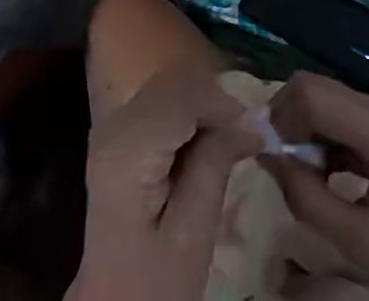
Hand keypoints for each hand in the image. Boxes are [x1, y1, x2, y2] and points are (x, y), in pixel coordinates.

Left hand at [67, 73, 262, 300]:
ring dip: (200, 108)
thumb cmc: (155, 280)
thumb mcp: (193, 231)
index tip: (259, 129)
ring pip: (163, 92)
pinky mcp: (115, 139)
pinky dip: (185, 116)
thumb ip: (215, 164)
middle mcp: (111, 127)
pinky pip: (155, 108)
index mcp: (127, 150)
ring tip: (232, 141)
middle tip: (249, 135)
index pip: (179, 98)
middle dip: (212, 104)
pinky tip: (204, 143)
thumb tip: (251, 121)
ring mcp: (109, 130)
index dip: (222, 105)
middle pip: (169, 88)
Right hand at [261, 72, 368, 300]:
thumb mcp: (358, 242)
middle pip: (315, 86)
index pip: (315, 96)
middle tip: (286, 166)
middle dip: (289, 120)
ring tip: (308, 174)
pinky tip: (326, 170)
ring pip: (323, 94)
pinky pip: (338, 110)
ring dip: (303, 128)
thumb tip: (265, 154)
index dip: (283, 120)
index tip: (273, 159)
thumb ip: (306, 196)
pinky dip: (320, 134)